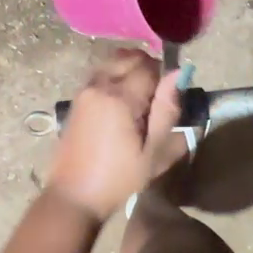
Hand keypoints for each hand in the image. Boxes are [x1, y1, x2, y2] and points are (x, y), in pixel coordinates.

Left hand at [47, 49, 180, 221]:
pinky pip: (100, 74)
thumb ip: (167, 110)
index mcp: (120, 97)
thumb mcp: (153, 152)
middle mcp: (99, 85)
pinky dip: (115, 77)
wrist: (74, 195)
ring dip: (130, 70)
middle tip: (155, 100)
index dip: (164, 80)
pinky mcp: (76, 99)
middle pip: (130, 57)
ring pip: (113, 62)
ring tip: (139, 100)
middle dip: (148, 69)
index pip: (149, 67)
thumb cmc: (118, 178)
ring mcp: (84, 90)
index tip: (167, 102)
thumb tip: (178, 74)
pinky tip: (121, 105)